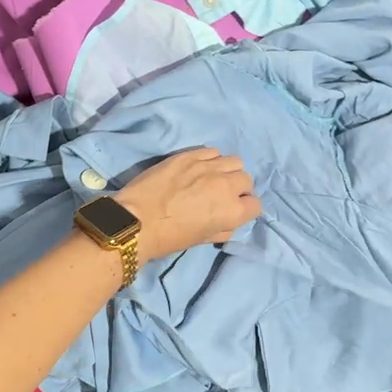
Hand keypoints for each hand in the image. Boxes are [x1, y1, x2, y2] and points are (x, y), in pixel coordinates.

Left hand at [114, 148, 261, 262]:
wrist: (136, 221)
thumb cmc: (169, 238)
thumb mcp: (203, 240)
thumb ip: (224, 229)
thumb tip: (229, 221)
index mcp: (233, 211)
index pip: (256, 205)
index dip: (246, 209)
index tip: (234, 211)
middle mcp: (226, 185)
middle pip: (246, 180)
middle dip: (238, 189)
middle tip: (222, 195)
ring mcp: (208, 166)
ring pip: (233, 161)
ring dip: (227, 171)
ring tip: (212, 178)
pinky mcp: (190, 155)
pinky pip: (212, 151)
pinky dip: (211, 159)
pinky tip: (199, 168)